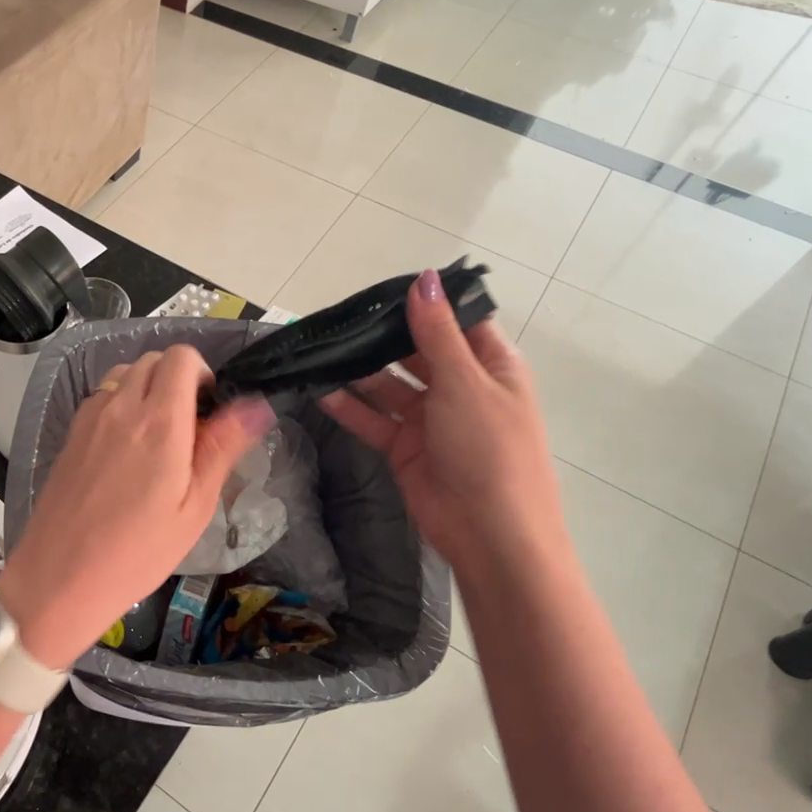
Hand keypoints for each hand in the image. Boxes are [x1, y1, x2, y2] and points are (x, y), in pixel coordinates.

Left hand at [0, 346, 273, 667]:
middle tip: (188, 426)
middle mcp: (120, 408)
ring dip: (146, 388)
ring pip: (123, 374)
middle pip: (152, 360)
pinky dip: (119, 404)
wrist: (60, 577)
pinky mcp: (70, 434)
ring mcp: (89, 418)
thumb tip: (255, 406)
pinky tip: (126, 450)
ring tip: (157, 436)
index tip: (209, 408)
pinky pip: (101, 398)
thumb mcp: (194, 508)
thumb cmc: (137, 552)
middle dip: (176, 379)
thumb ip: (221, 447)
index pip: (181, 358)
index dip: (201, 373)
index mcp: (159, 422)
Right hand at [317, 269, 567, 580]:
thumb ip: (437, 333)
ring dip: (360, 371)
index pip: (457, 323)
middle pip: (416, 351)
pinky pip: (373, 419)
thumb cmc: (490, 449)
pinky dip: (350, 407)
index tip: (382, 287)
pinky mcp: (404, 447)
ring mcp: (430, 419)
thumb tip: (423, 279)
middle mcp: (460, 388)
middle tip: (338, 318)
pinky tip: (320, 390)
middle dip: (381, 337)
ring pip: (389, 385)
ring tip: (320, 350)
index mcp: (491, 366)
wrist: (490, 532)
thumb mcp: (465, 383)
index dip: (425, 304)